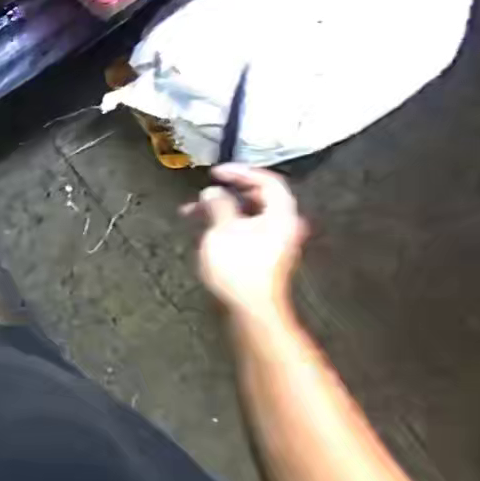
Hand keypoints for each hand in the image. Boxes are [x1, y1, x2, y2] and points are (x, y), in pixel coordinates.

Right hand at [182, 164, 305, 315]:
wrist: (250, 308)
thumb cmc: (238, 267)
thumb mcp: (222, 229)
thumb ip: (218, 204)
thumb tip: (213, 192)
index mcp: (281, 214)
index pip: (267, 181)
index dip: (241, 172)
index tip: (216, 172)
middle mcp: (283, 224)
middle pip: (259, 196)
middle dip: (230, 190)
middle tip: (208, 188)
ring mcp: (275, 240)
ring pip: (250, 212)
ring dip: (223, 207)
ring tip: (196, 209)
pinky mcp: (264, 254)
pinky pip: (247, 227)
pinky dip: (227, 222)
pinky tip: (207, 227)